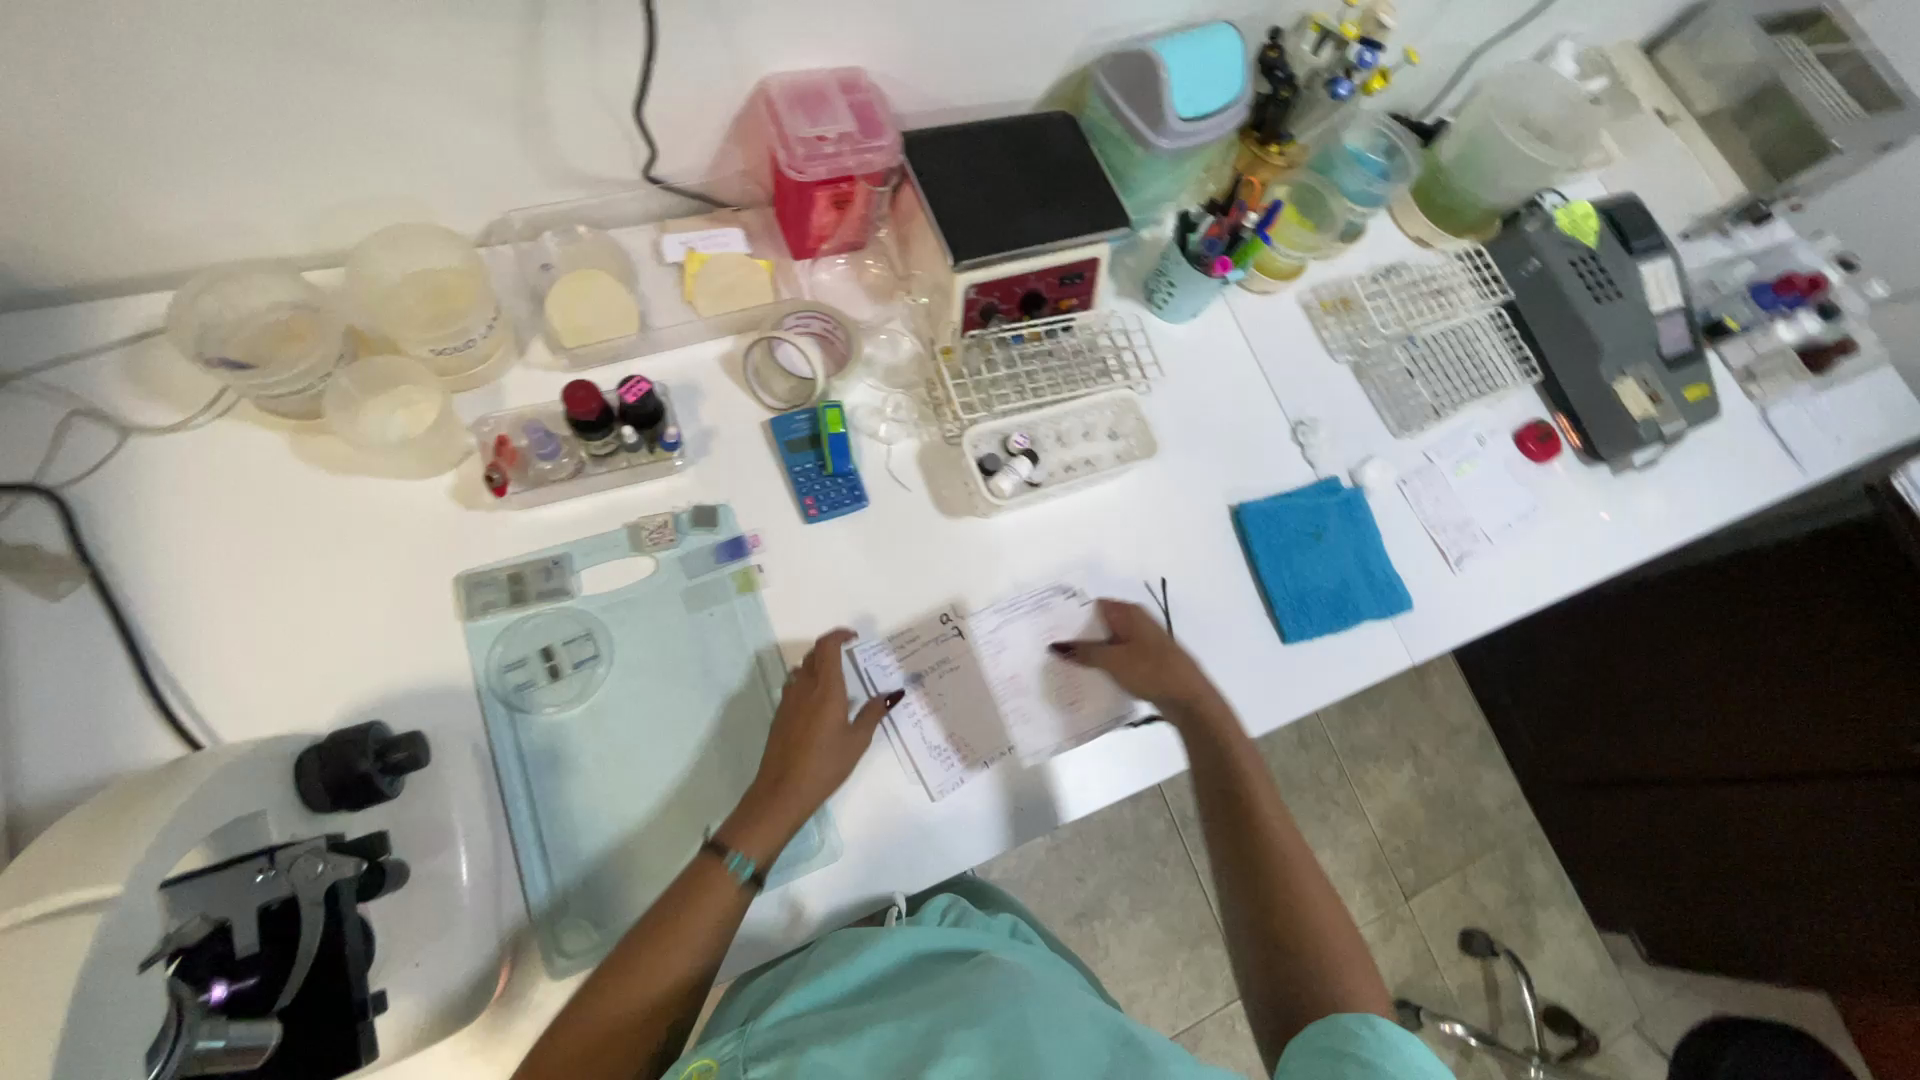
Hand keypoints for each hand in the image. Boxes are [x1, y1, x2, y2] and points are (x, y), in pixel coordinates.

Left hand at [733, 629, 898, 849]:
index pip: (827, 646)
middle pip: (814, 655)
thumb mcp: (857, 741)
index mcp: (826, 689)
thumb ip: (873, 713)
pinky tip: (820, 707)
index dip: (839, 635)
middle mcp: (804, 687)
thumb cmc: (826, 765)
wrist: (783, 790)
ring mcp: (788, 700)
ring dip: (817, 666)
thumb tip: (892, 694)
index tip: (853, 638)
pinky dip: (807, 685)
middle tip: (849, 658)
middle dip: (831, 649)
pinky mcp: (780, 715)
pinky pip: (794, 687)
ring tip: (836, 682)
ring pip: (801, 670)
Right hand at [1050, 599, 1226, 722]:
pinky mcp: (1147, 661)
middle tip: (1052, 649)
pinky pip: (1119, 657)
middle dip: (1078, 636)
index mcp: (1129, 613)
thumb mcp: (1112, 661)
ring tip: (1065, 664)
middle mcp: (1136, 622)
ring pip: (1109, 642)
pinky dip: (1105, 664)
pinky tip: (1090, 677)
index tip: (1050, 628)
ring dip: (1091, 653)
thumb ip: (1083, 652)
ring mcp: (1143, 642)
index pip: (1093, 606)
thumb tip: (1056, 646)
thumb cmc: (1151, 671)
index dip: (1071, 615)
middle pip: (1100, 624)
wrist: (1189, 698)